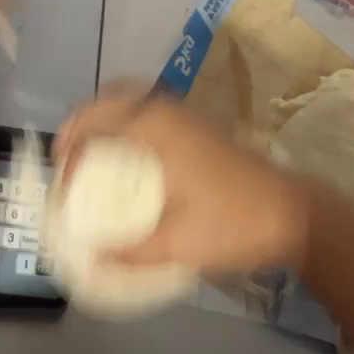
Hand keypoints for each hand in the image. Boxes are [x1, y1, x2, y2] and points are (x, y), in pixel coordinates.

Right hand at [54, 90, 308, 276]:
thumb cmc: (233, 223)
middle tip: (68, 153)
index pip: (98, 120)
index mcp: (157, 128)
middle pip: (113, 94)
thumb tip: (91, 259)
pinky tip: (127, 155)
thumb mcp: (178, 243)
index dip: (72, 144)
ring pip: (134, 96)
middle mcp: (168, 110)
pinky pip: (150, 108)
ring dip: (106, 116)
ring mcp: (186, 114)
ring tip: (91, 152)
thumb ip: (130, 252)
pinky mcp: (198, 125)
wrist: (291, 213)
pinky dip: (127, 120)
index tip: (62, 178)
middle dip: (83, 119)